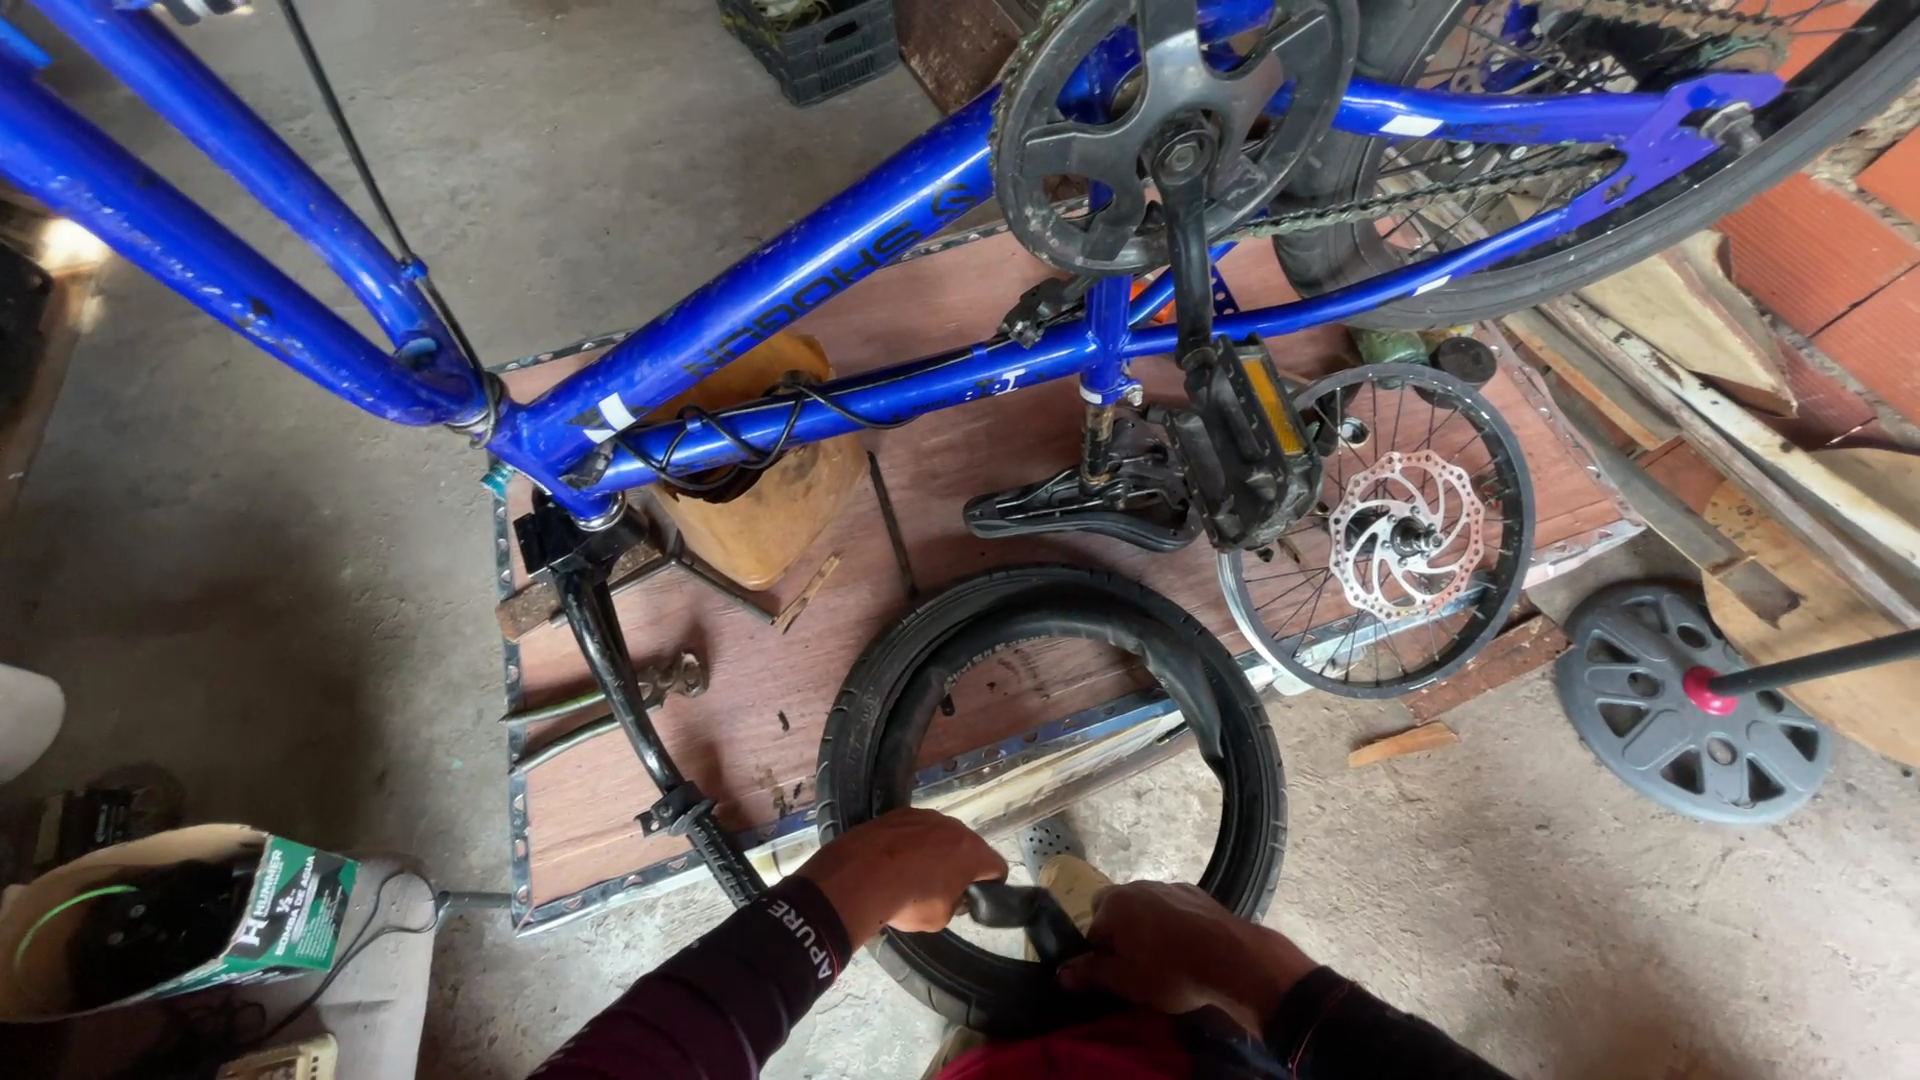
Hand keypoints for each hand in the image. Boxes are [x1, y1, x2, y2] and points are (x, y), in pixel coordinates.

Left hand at [797, 808, 1005, 946]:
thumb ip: (955, 903)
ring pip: (940, 834)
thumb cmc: (909, 900)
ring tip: (914, 871)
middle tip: (944, 886)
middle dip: (961, 864)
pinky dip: (911, 841)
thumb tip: (953, 895)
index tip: (978, 895)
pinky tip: (894, 859)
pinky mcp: (900, 812)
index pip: (997, 867)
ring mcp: (926, 815)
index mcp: (972, 852)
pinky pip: (915, 828)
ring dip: (935, 849)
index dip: (991, 883)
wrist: (861, 875)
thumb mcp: (940, 918)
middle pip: (968, 846)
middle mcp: (954, 827)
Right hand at [1056, 881, 1317, 1030]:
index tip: (1118, 977)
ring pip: (1144, 906)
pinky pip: (1171, 907)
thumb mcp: (1126, 982)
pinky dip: (1172, 922)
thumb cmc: (1169, 971)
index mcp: (1113, 904)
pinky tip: (1186, 945)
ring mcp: (1165, 885)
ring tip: (1165, 957)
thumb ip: (1091, 973)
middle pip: (1115, 910)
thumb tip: (1060, 972)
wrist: (1230, 957)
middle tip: (1137, 965)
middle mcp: (1134, 886)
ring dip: (1146, 926)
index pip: (1092, 932)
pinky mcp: (1193, 891)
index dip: (1101, 957)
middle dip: (1120, 933)